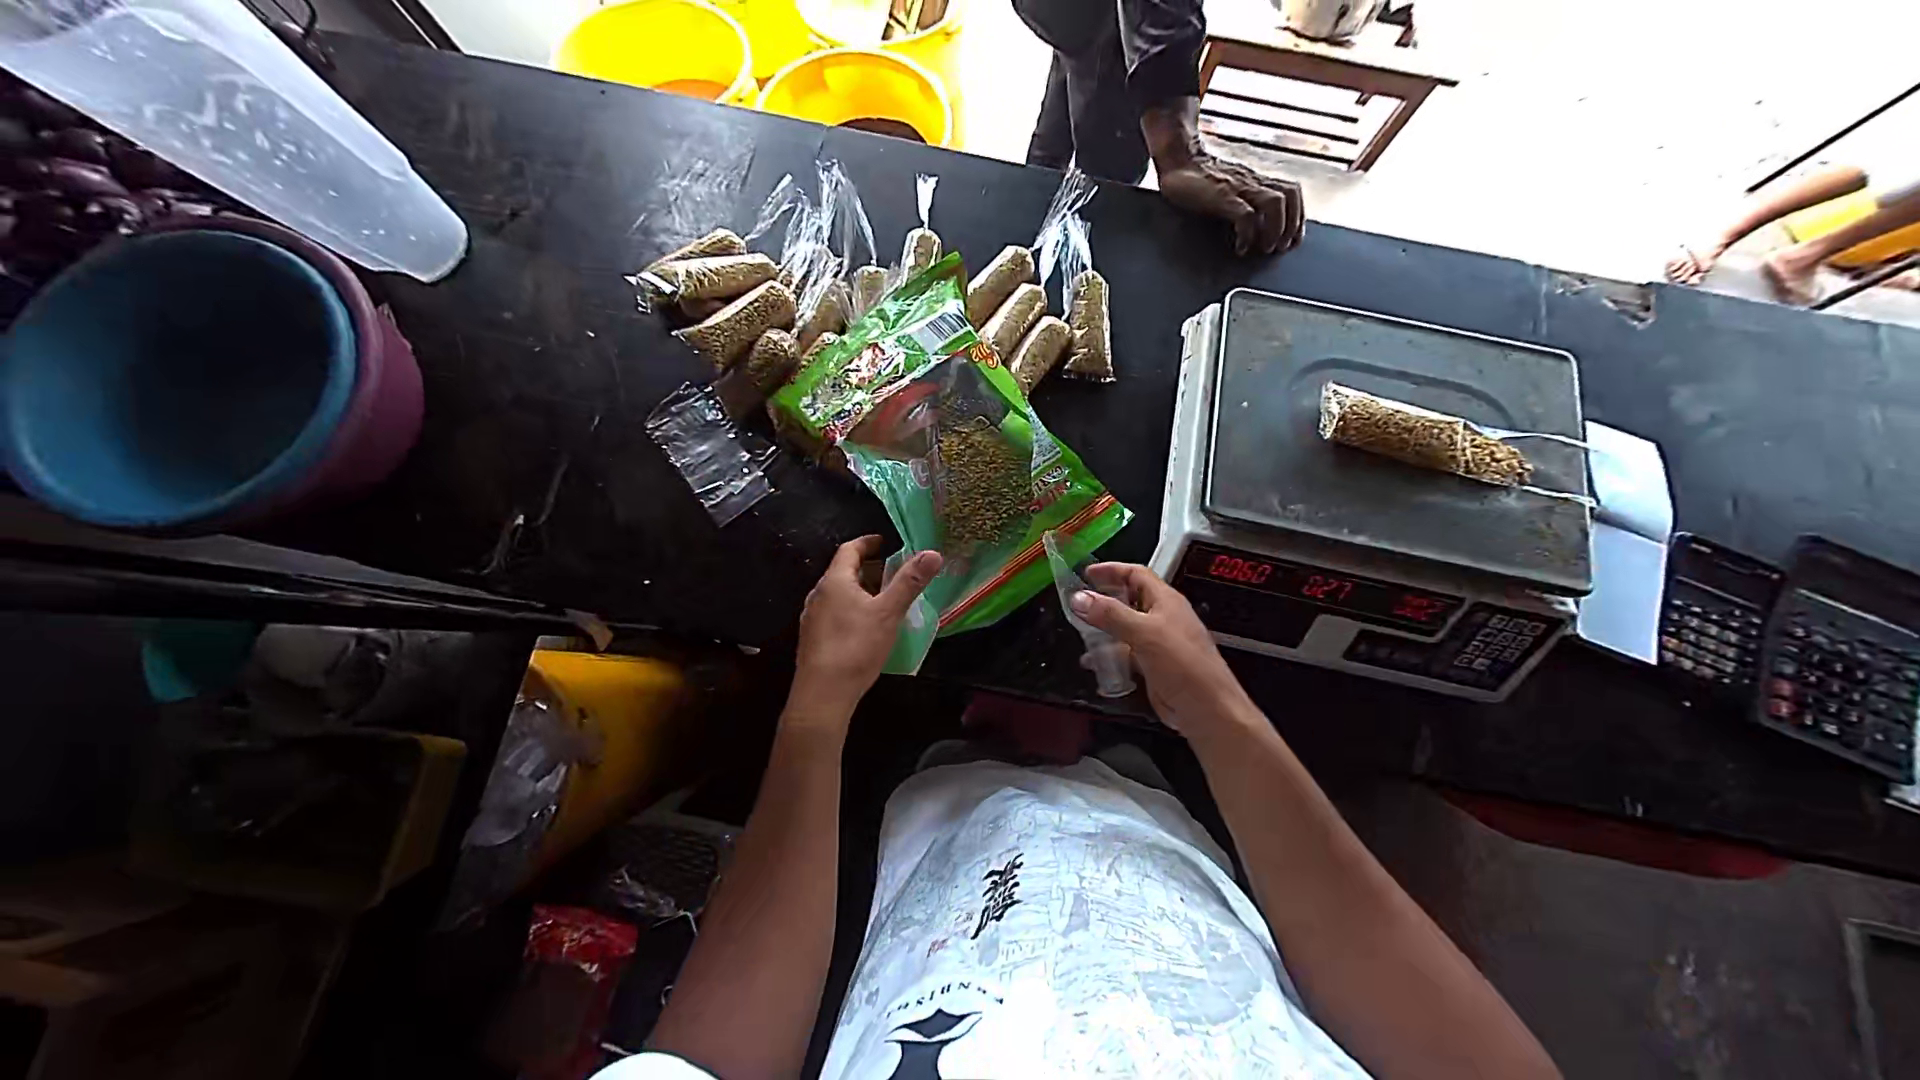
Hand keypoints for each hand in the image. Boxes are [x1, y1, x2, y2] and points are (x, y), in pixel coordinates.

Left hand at [789, 535, 942, 729]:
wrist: (823, 694)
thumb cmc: (856, 647)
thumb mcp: (889, 613)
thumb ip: (910, 582)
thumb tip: (932, 553)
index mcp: (834, 582)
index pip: (849, 549)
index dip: (868, 543)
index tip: (885, 542)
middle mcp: (818, 595)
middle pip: (843, 572)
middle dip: (868, 569)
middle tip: (893, 573)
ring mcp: (812, 618)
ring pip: (838, 595)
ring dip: (860, 591)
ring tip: (883, 600)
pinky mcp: (812, 639)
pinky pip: (834, 614)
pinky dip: (851, 610)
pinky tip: (866, 628)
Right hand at [1070, 562, 1255, 734]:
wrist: (1207, 710)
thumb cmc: (1188, 668)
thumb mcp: (1144, 633)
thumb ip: (1111, 614)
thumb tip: (1082, 598)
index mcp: (1166, 601)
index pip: (1136, 574)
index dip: (1111, 570)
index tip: (1087, 573)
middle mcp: (1163, 619)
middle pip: (1128, 600)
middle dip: (1103, 599)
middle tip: (1080, 602)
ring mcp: (1158, 643)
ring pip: (1125, 628)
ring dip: (1103, 629)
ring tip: (1082, 632)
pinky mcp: (1153, 665)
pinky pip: (1126, 653)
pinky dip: (1109, 655)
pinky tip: (1096, 662)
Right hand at [1159, 155, 1305, 256]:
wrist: (1179, 160)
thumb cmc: (1199, 179)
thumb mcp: (1228, 188)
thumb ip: (1242, 200)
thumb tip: (1253, 226)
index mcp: (1257, 180)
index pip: (1291, 192)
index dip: (1297, 216)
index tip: (1291, 240)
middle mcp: (1253, 181)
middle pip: (1290, 194)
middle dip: (1291, 225)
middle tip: (1281, 248)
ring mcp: (1239, 187)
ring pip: (1275, 203)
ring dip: (1275, 230)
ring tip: (1265, 249)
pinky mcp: (1223, 196)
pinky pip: (1246, 215)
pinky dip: (1248, 235)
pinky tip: (1241, 248)